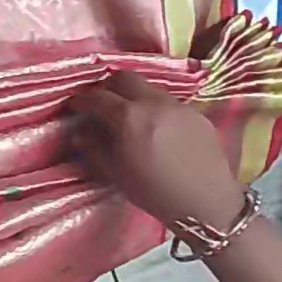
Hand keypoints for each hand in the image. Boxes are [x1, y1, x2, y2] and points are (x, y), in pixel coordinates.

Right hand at [68, 71, 244, 228]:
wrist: (206, 203)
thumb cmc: (154, 192)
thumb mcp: (116, 173)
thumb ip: (94, 147)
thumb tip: (79, 132)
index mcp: (129, 117)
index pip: (97, 97)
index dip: (81, 100)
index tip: (75, 107)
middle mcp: (154, 102)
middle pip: (124, 78)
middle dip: (108, 87)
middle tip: (101, 104)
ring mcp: (178, 105)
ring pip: (149, 88)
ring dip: (133, 96)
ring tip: (130, 118)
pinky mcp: (196, 113)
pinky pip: (169, 103)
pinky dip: (155, 109)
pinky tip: (157, 130)